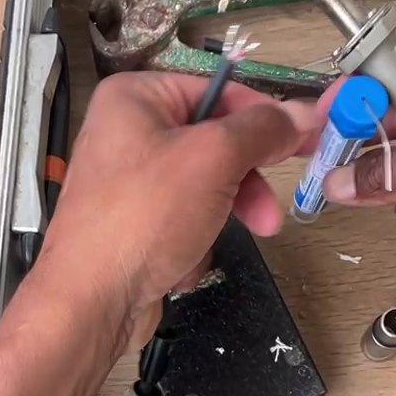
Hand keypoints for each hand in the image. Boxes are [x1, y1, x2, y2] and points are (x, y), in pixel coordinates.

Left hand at [0, 73, 316, 395]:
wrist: (91, 303)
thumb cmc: (141, 220)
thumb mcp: (212, 160)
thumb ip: (261, 132)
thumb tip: (300, 116)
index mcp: (135, 99)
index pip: (218, 92)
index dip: (263, 119)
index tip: (304, 142)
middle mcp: (127, 137)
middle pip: (212, 148)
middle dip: (243, 187)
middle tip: (269, 216)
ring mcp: (128, 189)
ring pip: (202, 194)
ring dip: (213, 225)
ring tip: (204, 249)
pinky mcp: (133, 232)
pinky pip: (181, 229)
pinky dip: (189, 249)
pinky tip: (176, 267)